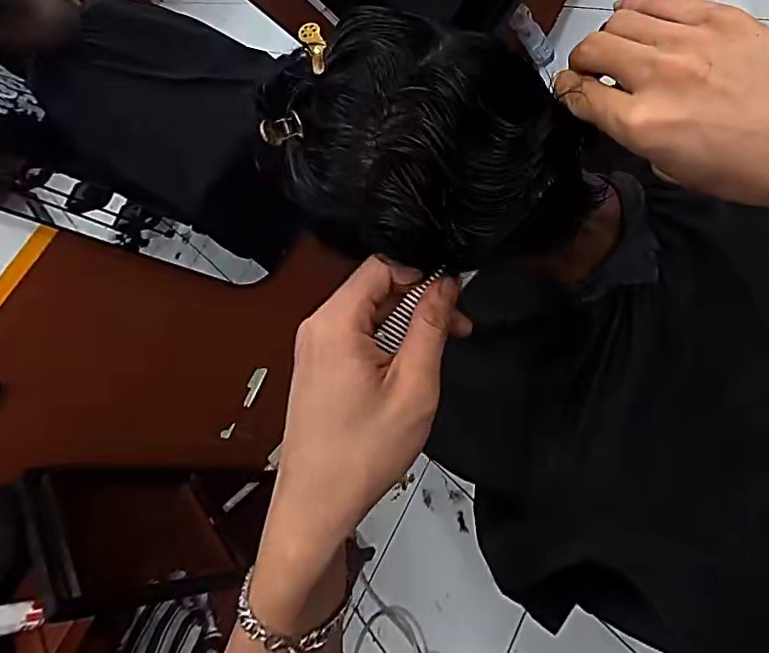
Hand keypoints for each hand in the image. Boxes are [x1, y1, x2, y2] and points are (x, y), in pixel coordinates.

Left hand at [248, 258, 467, 628]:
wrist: (317, 503)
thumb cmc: (357, 456)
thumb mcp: (413, 387)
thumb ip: (430, 327)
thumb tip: (443, 287)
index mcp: (335, 322)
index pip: (382, 265)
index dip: (421, 270)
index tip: (450, 291)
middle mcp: (318, 325)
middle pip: (375, 285)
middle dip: (418, 297)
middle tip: (453, 322)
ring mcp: (315, 342)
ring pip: (369, 308)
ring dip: (405, 318)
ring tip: (437, 344)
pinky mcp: (318, 359)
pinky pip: (357, 330)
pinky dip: (386, 336)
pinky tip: (409, 359)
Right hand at [554, 0, 768, 210]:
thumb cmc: (754, 167)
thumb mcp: (674, 170)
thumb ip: (632, 135)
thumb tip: (612, 108)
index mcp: (643, 123)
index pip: (578, 92)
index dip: (567, 90)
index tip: (572, 88)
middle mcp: (658, 77)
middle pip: (590, 49)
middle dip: (582, 61)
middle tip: (594, 68)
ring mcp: (690, 42)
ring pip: (618, 19)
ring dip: (610, 35)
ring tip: (622, 45)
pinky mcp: (719, 18)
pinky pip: (659, 0)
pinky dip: (638, 7)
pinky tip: (638, 17)